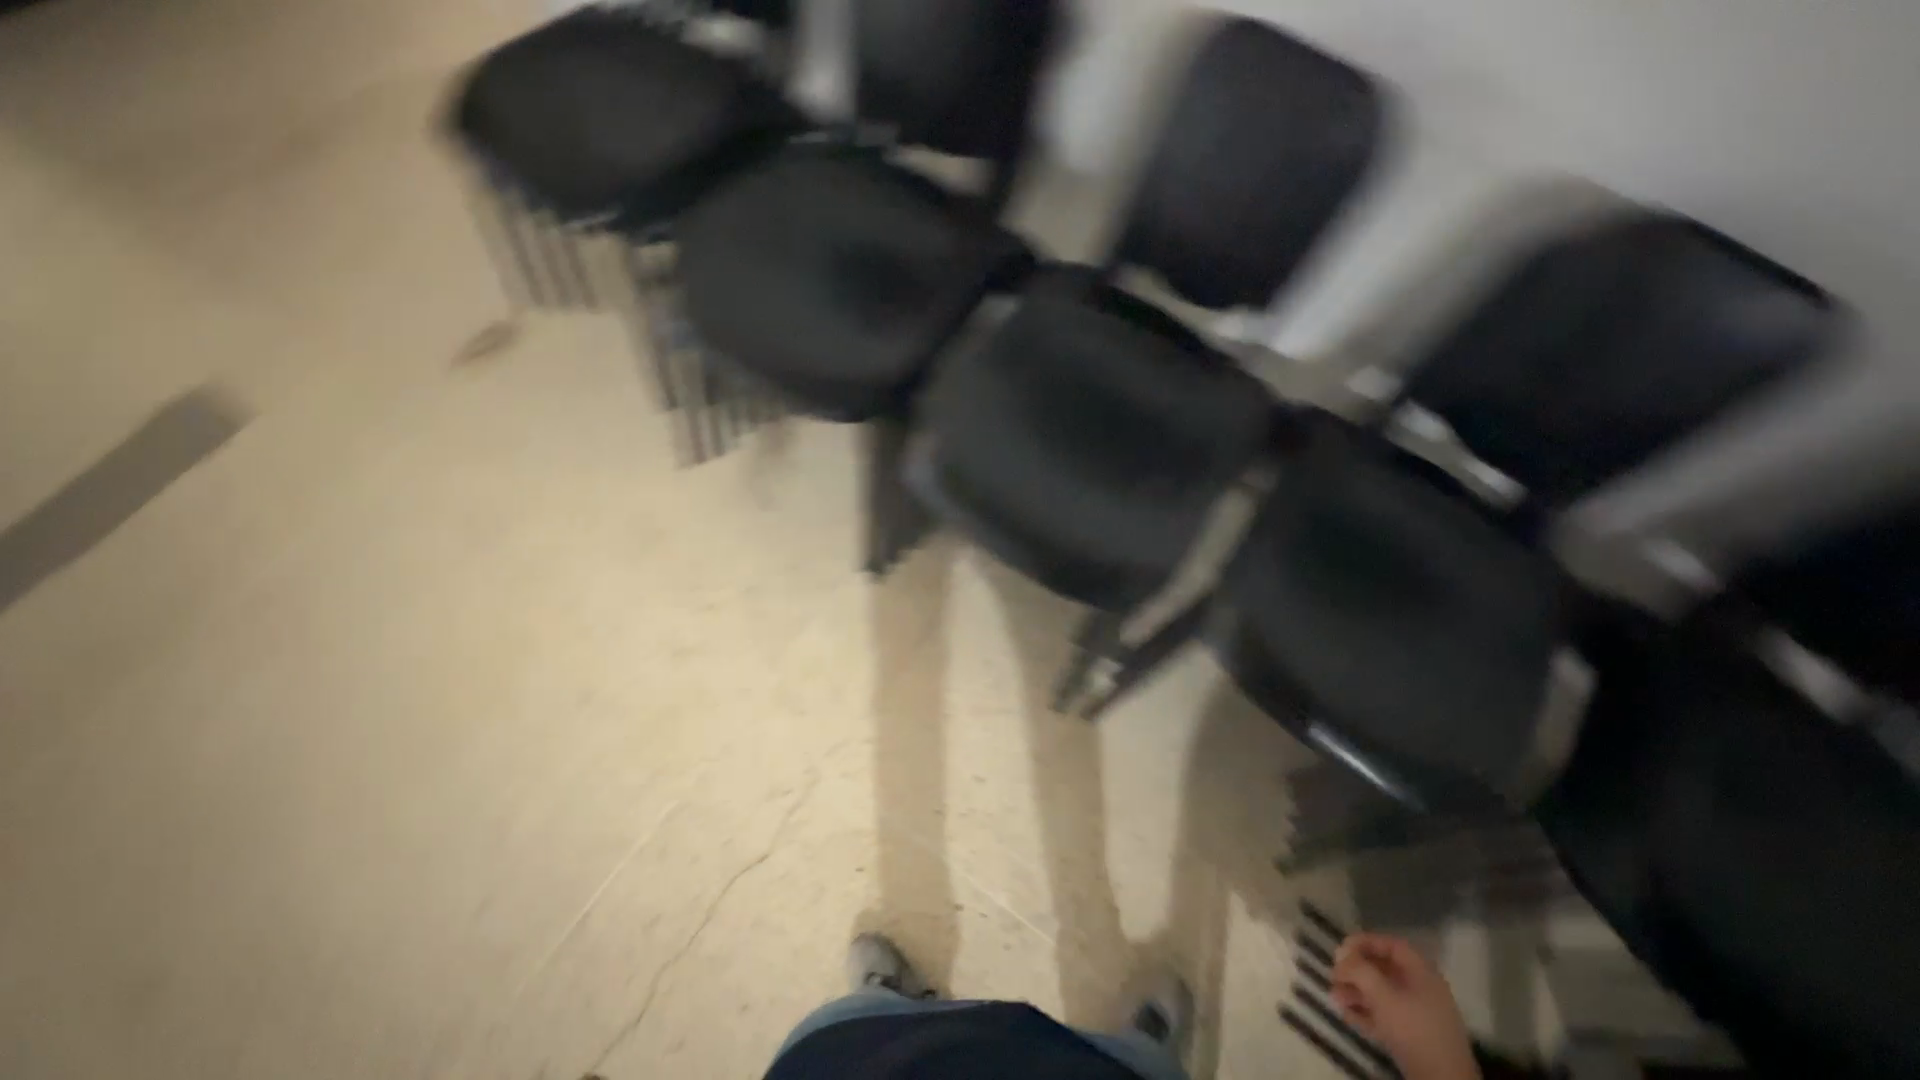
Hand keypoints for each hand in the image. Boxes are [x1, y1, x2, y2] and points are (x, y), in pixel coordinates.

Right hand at [1331, 933, 1479, 1079]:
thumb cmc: (1413, 1028)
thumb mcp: (1383, 995)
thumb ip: (1359, 970)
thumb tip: (1341, 954)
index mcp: (1421, 973)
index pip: (1392, 946)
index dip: (1365, 942)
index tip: (1341, 948)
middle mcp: (1421, 989)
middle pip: (1384, 969)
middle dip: (1356, 970)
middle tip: (1333, 975)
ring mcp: (1417, 1013)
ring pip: (1381, 994)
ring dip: (1356, 992)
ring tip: (1335, 997)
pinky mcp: (1411, 1035)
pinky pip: (1385, 1015)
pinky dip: (1365, 1012)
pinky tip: (1346, 1014)